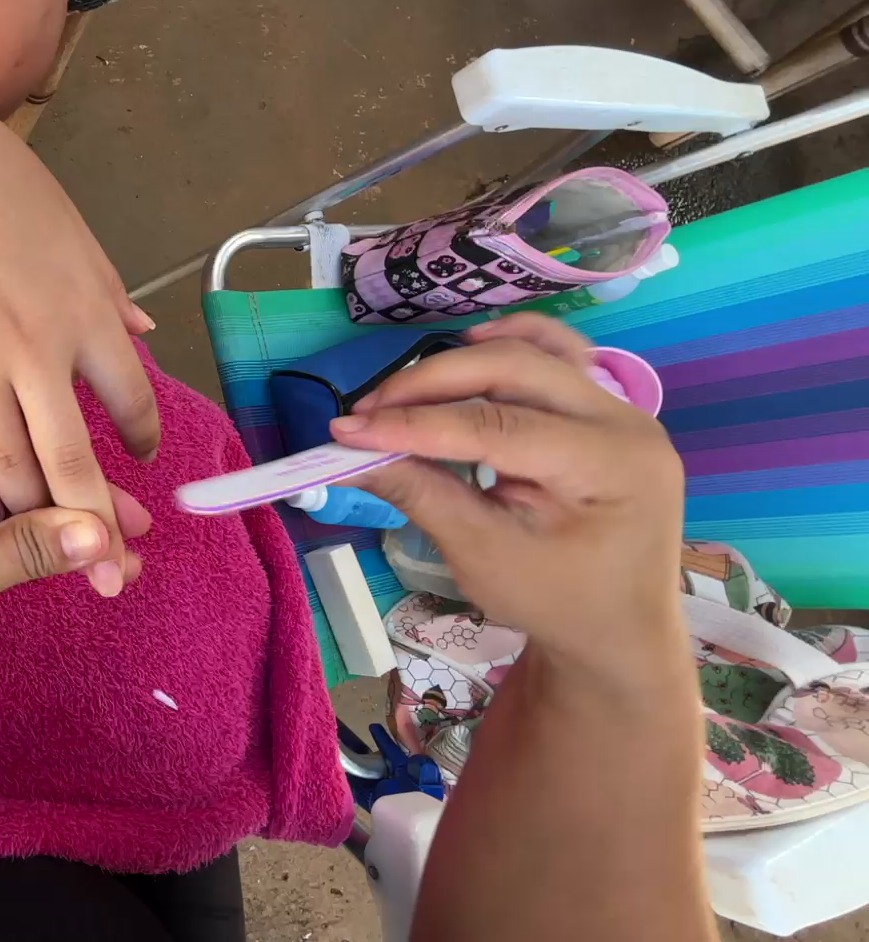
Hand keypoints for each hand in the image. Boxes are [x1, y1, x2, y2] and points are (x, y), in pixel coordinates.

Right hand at [0, 90, 158, 598]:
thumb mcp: (74, 231)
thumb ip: (107, 292)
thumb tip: (142, 331)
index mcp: (86, 311)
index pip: (130, 400)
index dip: (142, 440)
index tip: (143, 461)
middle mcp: (38, 350)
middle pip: (72, 459)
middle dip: (97, 528)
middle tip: (117, 582)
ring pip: (7, 465)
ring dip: (31, 516)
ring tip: (48, 552)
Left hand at [0, 417, 150, 692]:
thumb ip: (26, 549)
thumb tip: (104, 532)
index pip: (12, 439)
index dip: (71, 472)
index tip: (125, 510)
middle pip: (24, 472)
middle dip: (80, 507)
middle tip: (139, 535)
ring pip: (24, 506)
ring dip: (71, 532)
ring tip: (128, 559)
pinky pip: (12, 536)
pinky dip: (48, 552)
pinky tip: (92, 564)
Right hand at [331, 314, 686, 682]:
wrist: (614, 625)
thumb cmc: (550, 598)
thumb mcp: (477, 551)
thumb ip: (416, 490)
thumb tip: (346, 453)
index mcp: (608, 466)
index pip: (493, 425)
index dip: (411, 423)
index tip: (344, 430)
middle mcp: (623, 422)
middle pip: (512, 369)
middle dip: (426, 384)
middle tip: (363, 413)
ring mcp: (616, 409)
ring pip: (526, 353)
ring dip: (453, 365)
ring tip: (396, 396)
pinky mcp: (596, 409)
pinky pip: (553, 354)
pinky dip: (505, 343)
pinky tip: (467, 345)